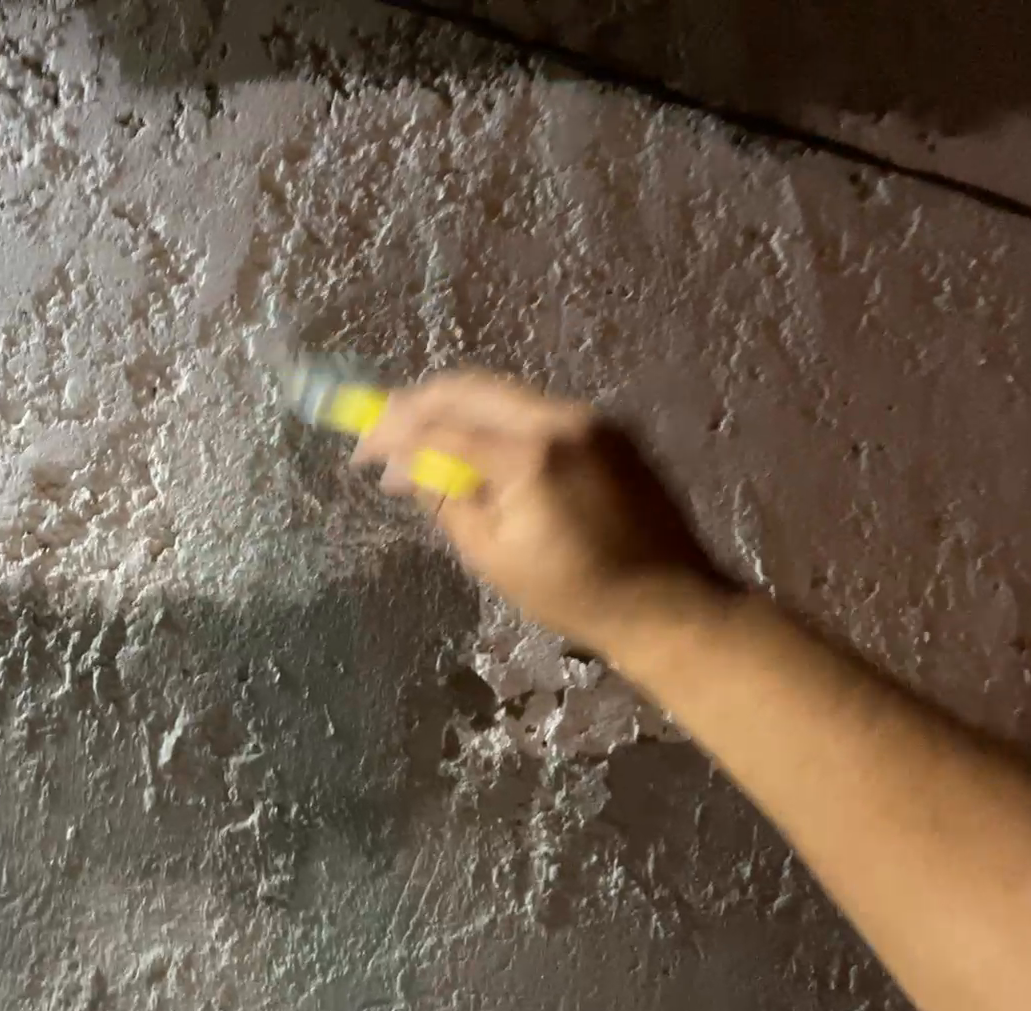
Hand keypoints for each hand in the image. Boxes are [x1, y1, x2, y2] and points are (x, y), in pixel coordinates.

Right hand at [352, 371, 729, 650]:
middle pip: (466, 388)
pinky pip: (530, 410)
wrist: (670, 602)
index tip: (360, 455)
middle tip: (378, 432)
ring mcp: (590, 417)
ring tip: (419, 446)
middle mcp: (562, 419)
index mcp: (530, 456)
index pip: (440, 426)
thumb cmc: (571, 592)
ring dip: (450, 412)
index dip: (391, 435)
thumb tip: (403, 469)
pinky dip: (489, 422)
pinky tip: (471, 451)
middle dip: (413, 405)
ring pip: (498, 393)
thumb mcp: (490, 554)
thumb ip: (444, 499)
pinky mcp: (606, 427)